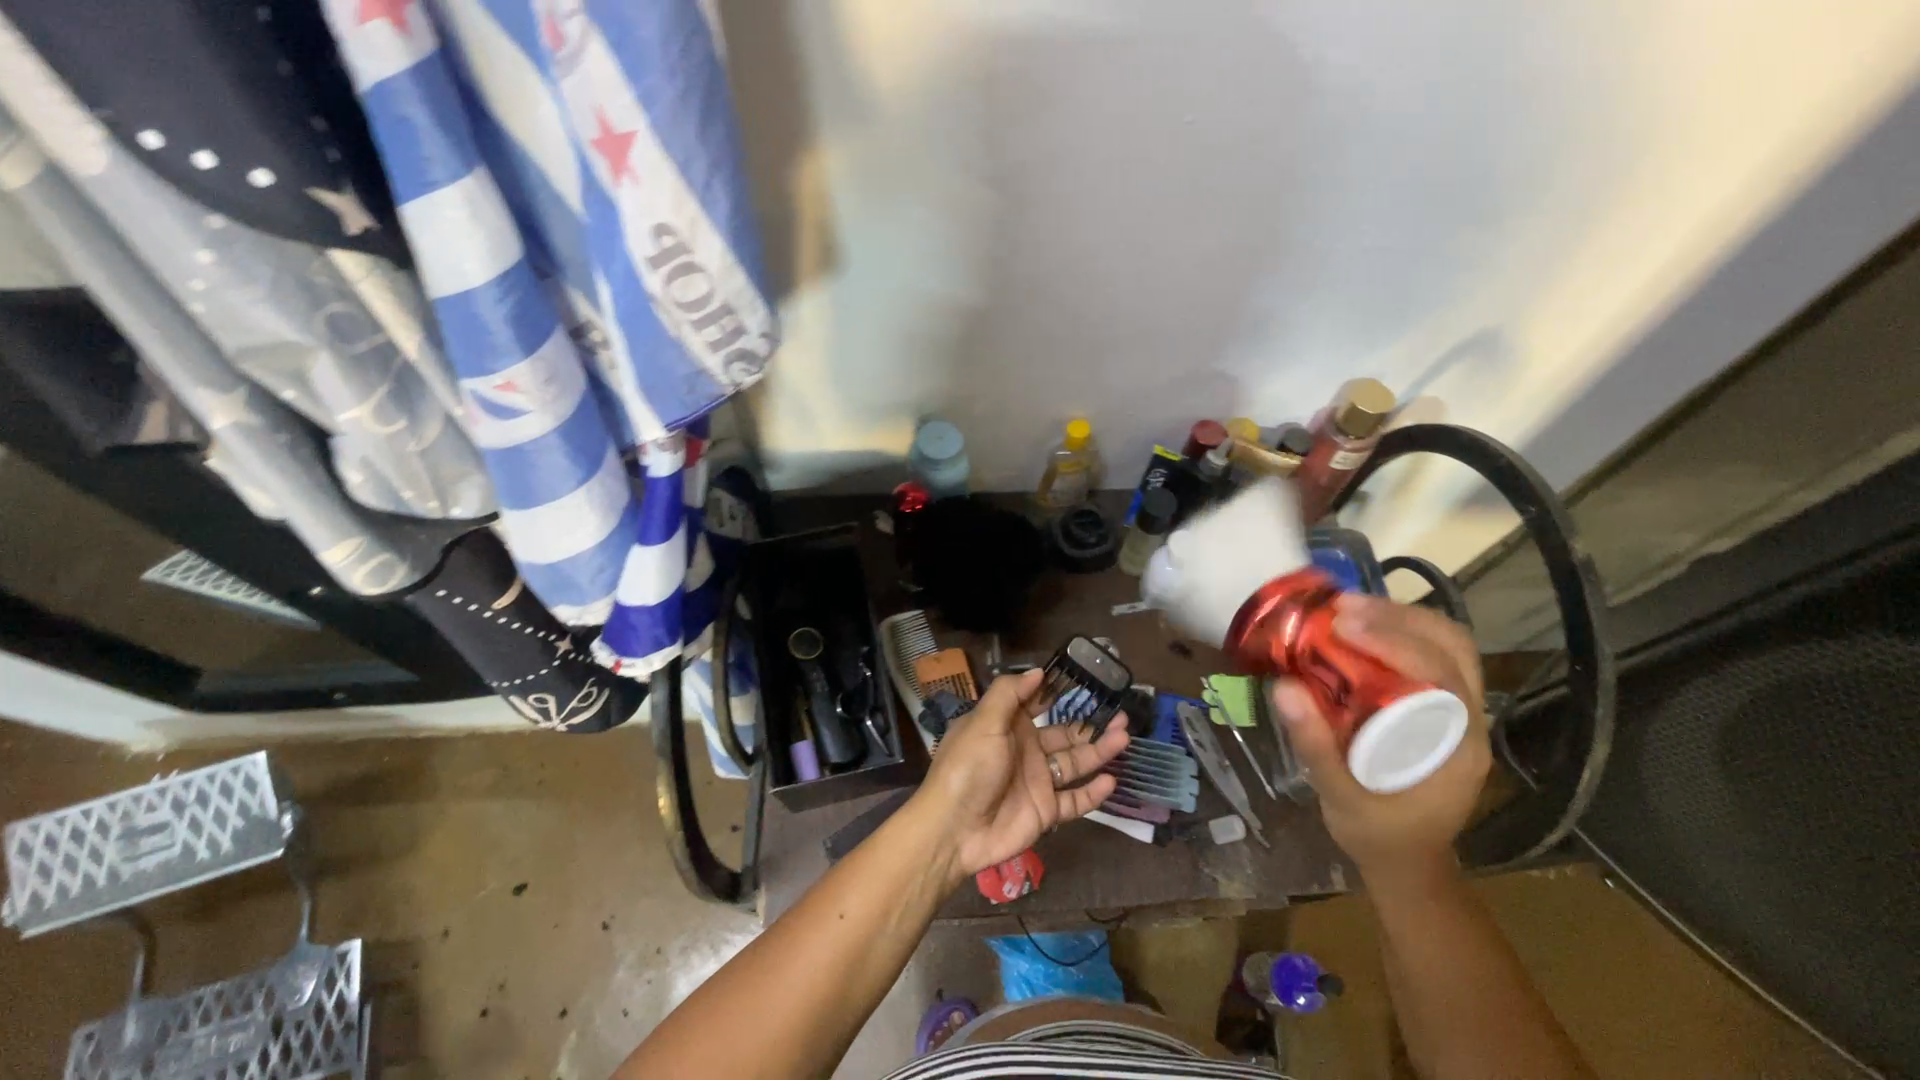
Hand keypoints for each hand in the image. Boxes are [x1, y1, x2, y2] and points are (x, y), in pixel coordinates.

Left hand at [910, 669, 1130, 878]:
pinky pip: (1074, 800)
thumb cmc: (968, 768)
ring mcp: (1037, 782)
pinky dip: (1093, 792)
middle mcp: (1026, 751)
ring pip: (1075, 764)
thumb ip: (1010, 694)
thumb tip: (1038, 672)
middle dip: (1092, 725)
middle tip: (1122, 715)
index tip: (1087, 681)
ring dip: (1099, 752)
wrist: (954, 829)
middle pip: (1065, 734)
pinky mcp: (1045, 812)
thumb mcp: (983, 723)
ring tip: (1125, 738)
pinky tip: (1111, 780)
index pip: (1036, 705)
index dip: (1058, 694)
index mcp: (1007, 727)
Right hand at [1272, 594, 1490, 884]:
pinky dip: (1399, 634)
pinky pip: (1432, 657)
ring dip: (1401, 619)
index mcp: (1459, 745)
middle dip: (1399, 617)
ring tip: (1347, 609)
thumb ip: (1315, 747)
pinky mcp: (1444, 709)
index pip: (1442, 672)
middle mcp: (1472, 721)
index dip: (1395, 640)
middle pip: (1453, 646)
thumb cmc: (1378, 836)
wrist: (1406, 864)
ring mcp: (1462, 713)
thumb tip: (1284, 686)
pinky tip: (1360, 630)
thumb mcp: (1341, 799)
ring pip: (1448, 645)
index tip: (1343, 623)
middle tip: (1343, 607)